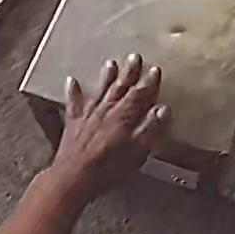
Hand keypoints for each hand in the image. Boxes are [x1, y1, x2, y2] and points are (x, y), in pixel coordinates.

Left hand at [48, 54, 168, 200]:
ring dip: (107, 76)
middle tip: (135, 57)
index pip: (140, 94)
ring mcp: (89, 115)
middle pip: (121, 86)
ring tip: (111, 63)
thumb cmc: (107, 168)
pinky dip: (73, 90)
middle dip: (130, 72)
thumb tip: (163, 110)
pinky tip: (72, 80)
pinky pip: (74, 102)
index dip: (149, 82)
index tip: (155, 70)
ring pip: (101, 90)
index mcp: (124, 117)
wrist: (73, 176)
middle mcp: (106, 110)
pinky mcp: (74, 122)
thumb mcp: (137, 152)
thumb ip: (150, 129)